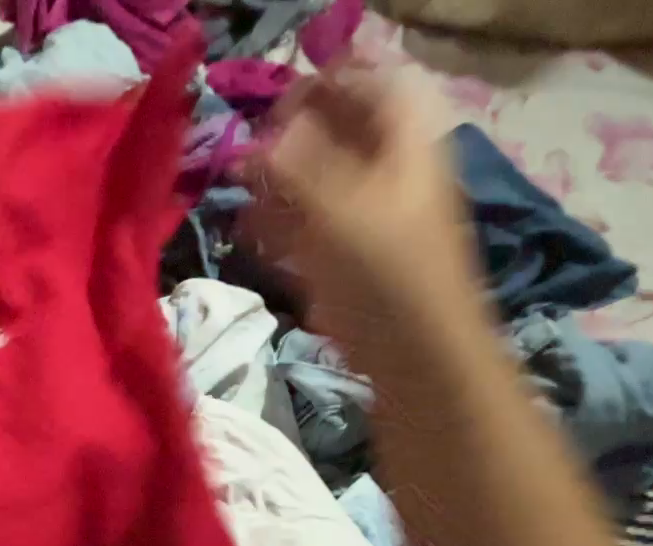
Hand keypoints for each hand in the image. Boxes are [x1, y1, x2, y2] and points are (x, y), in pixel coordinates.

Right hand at [241, 64, 493, 357]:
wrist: (413, 350)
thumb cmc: (384, 273)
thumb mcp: (337, 209)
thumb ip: (296, 166)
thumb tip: (263, 139)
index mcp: (402, 148)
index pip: (372, 87)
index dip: (325, 88)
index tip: (272, 110)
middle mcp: (386, 173)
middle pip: (337, 137)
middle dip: (288, 144)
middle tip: (245, 161)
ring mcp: (367, 216)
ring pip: (316, 184)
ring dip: (275, 188)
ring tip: (240, 200)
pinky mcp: (348, 257)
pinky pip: (308, 227)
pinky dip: (278, 226)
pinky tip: (251, 237)